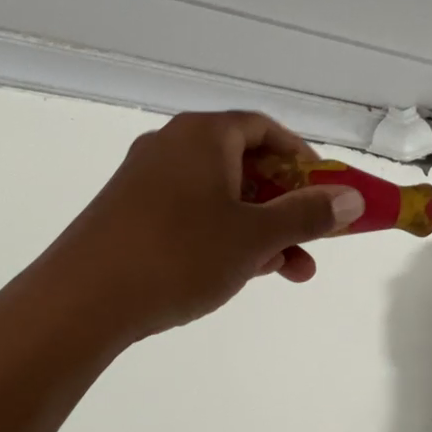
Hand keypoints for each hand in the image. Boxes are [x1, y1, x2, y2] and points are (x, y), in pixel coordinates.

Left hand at [0, 111, 363, 352]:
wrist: (80, 301)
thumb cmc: (179, 255)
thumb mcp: (255, 237)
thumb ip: (307, 215)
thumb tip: (350, 199)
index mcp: (203, 136)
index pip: (265, 129)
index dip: (302, 158)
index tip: (326, 191)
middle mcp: (172, 148)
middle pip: (245, 164)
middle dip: (286, 204)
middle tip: (313, 239)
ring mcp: (146, 182)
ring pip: (220, 197)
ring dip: (260, 229)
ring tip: (287, 270)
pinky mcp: (129, 215)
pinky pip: (192, 215)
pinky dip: (224, 237)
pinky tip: (239, 274)